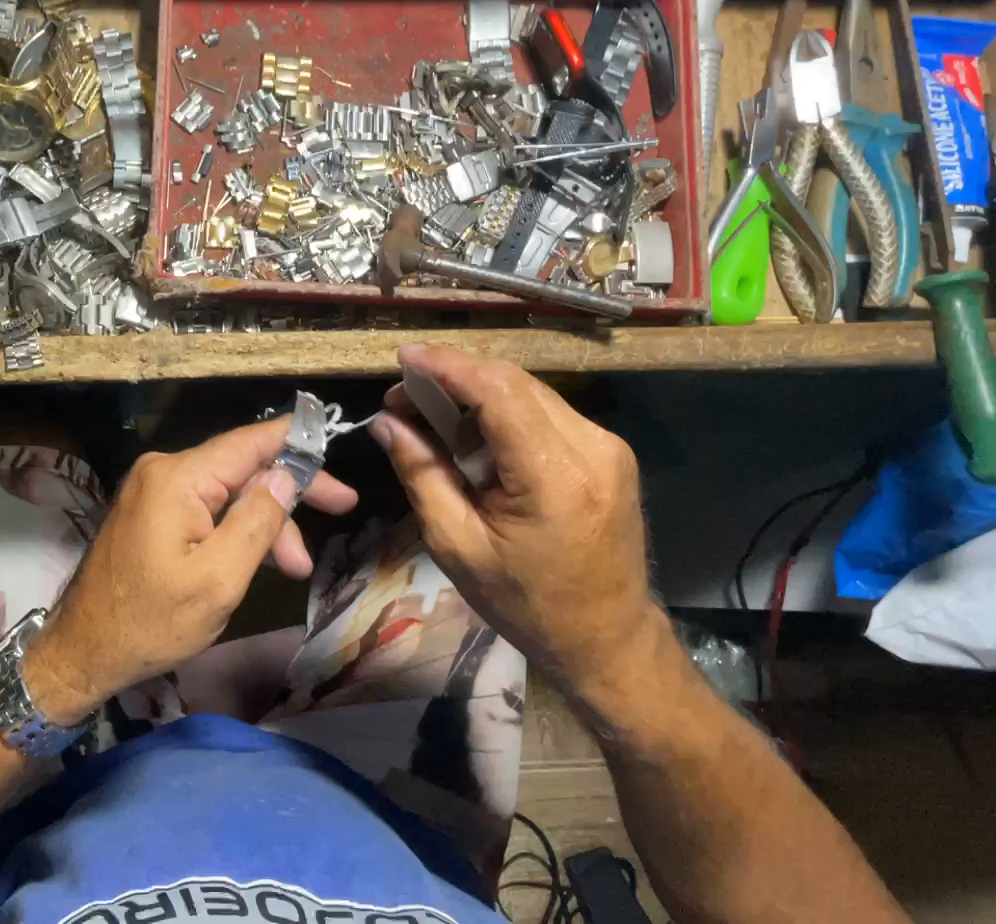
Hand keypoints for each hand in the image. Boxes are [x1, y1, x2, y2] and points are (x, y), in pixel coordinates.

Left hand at [24, 417, 357, 724]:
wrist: (83, 650)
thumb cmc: (151, 622)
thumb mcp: (219, 579)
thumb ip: (257, 522)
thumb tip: (287, 473)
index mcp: (177, 478)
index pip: (248, 442)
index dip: (297, 440)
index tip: (335, 444)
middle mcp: (162, 471)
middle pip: (241, 466)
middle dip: (290, 491)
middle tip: (342, 509)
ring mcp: (152, 490)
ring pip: (226, 490)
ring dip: (264, 521)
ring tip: (295, 567)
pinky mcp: (149, 511)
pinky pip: (204, 506)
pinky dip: (234, 528)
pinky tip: (259, 558)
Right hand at [369, 344, 659, 694]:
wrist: (606, 638)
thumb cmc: (525, 602)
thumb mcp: (456, 545)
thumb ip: (421, 475)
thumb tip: (387, 424)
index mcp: (554, 476)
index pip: (497, 391)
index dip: (446, 366)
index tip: (403, 358)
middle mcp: (591, 447)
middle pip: (513, 382)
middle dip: (453, 378)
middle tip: (402, 398)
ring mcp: (607, 447)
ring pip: (529, 392)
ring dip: (475, 393)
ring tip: (428, 413)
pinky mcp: (608, 453)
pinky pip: (545, 412)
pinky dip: (501, 412)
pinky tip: (470, 432)